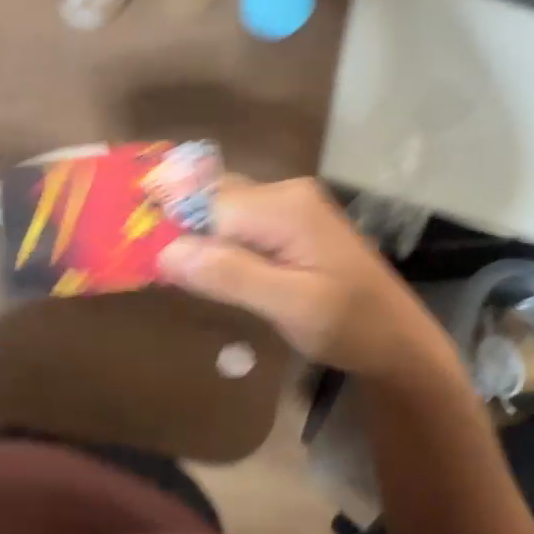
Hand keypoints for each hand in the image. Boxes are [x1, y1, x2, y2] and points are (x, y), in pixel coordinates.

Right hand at [157, 177, 449, 376]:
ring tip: (162, 265)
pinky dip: (214, 241)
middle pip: (211, 198)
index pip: (207, 205)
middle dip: (176, 225)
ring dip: (193, 234)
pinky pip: (237, 222)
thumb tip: (166, 251)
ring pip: (221, 209)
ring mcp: (288, 206)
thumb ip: (231, 275)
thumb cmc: (351, 326)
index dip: (170, 229)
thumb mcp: (291, 306)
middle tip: (140, 259)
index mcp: (285, 207)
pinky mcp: (288, 224)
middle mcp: (285, 193)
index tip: (135, 255)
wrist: (398, 341)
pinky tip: (202, 268)